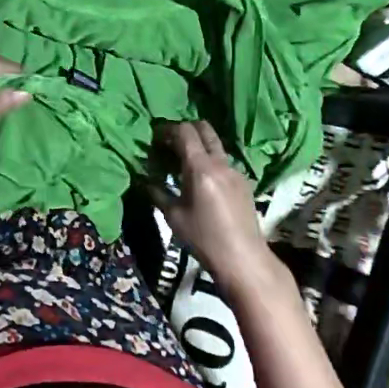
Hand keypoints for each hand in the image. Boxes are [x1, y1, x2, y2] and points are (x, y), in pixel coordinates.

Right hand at [148, 121, 277, 285]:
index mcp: (200, 168)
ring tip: (181, 161)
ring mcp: (235, 171)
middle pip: (204, 129)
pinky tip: (200, 179)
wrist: (243, 258)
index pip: (184, 132)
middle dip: (185, 129)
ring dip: (198, 145)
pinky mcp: (243, 182)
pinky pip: (223, 160)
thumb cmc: (204, 239)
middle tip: (168, 143)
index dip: (167, 129)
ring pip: (215, 144)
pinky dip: (208, 160)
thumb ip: (158, 192)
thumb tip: (145, 179)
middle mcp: (220, 163)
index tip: (154, 137)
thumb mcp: (174, 216)